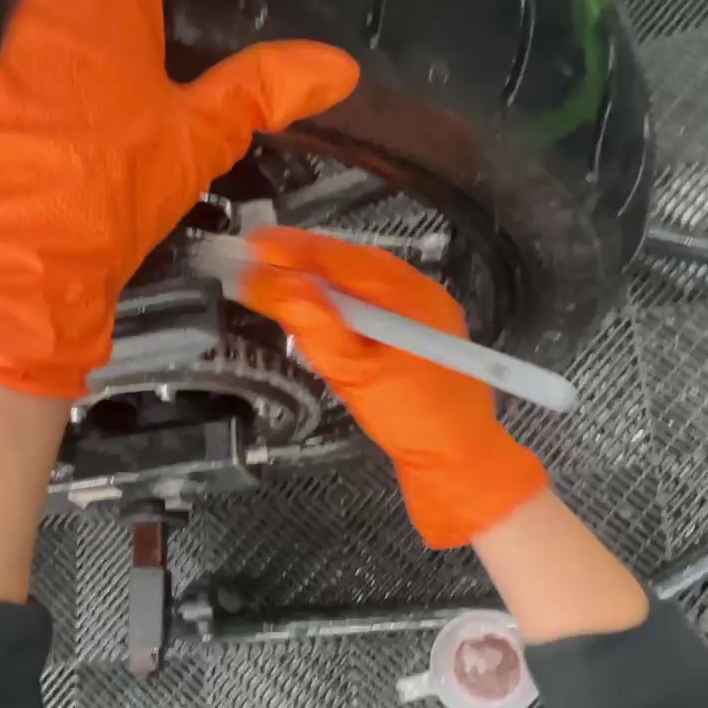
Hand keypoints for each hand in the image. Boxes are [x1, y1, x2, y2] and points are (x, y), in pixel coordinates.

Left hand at [0, 0, 357, 398]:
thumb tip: (334, 69)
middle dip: (101, 6)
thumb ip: (259, 91)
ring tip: (67, 76)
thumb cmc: (101, 196)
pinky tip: (17, 87)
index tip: (157, 15)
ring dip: (46, 19)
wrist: (11, 266)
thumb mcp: (193, 141)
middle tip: (117, 58)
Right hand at [240, 227, 547, 548]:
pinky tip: (324, 312)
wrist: (459, 462)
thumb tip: (268, 278)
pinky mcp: (422, 337)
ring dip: (322, 279)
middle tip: (256, 261)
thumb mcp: (354, 372)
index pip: (337, 257)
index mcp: (405, 293)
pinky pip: (376, 304)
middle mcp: (419, 292)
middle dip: (303, 259)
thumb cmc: (409, 419)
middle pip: (351, 263)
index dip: (290, 249)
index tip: (249, 245)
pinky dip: (344, 301)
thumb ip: (313, 322)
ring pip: (364, 283)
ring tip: (281, 280)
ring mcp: (425, 314)